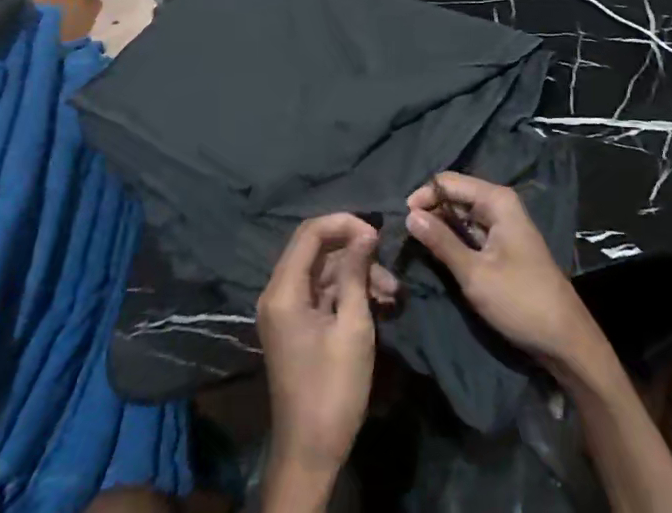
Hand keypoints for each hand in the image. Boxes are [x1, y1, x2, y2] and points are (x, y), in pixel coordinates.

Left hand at [256, 214, 391, 482]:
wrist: (311, 448)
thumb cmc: (334, 386)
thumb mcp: (353, 325)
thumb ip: (356, 274)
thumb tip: (367, 232)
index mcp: (284, 292)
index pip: (310, 232)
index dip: (345, 223)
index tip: (378, 235)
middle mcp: (278, 294)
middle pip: (317, 249)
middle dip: (356, 251)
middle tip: (389, 268)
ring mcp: (287, 310)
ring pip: (325, 270)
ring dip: (359, 274)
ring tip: (393, 294)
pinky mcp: (298, 324)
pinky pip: (324, 292)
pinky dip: (351, 291)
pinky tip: (381, 303)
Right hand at [405, 173, 598, 365]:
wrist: (561, 334)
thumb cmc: (519, 300)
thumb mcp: (474, 273)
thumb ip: (441, 242)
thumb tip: (410, 215)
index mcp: (497, 201)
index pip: (449, 182)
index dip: (423, 196)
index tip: (400, 221)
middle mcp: (500, 205)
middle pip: (455, 195)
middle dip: (428, 210)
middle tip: (400, 234)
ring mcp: (502, 226)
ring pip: (461, 215)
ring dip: (437, 225)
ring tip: (409, 242)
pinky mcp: (501, 246)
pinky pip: (470, 232)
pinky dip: (451, 238)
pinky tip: (432, 252)